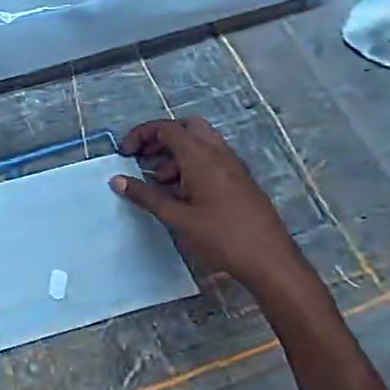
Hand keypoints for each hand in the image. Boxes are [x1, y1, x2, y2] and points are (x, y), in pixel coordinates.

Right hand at [109, 118, 312, 294]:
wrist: (271, 262)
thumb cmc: (221, 236)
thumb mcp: (176, 217)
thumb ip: (145, 195)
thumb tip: (117, 181)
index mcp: (202, 157)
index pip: (167, 129)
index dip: (141, 135)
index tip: (125, 153)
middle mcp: (220, 154)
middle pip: (187, 127)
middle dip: (161, 137)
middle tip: (143, 156)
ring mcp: (234, 167)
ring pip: (201, 143)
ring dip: (175, 153)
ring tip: (159, 181)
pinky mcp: (241, 181)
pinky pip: (212, 159)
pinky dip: (191, 164)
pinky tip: (181, 192)